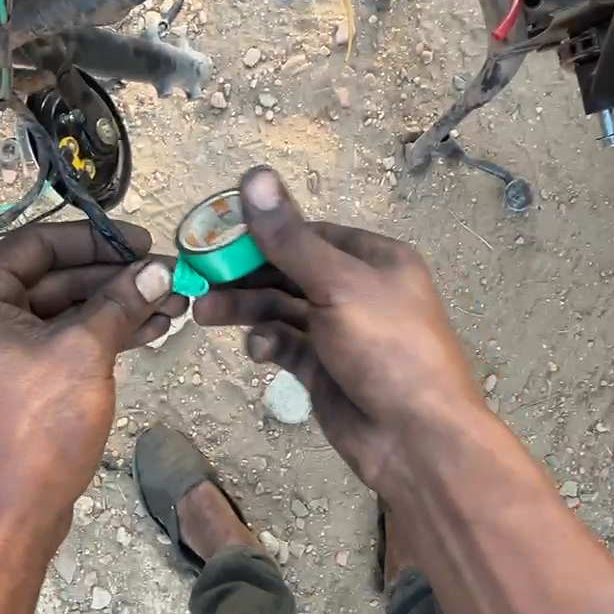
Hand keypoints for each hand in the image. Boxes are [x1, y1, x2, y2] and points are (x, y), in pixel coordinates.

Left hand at [0, 221, 183, 550]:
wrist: (5, 521)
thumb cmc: (35, 430)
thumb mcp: (84, 354)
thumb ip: (120, 303)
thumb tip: (160, 270)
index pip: (36, 245)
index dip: (95, 240)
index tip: (145, 243)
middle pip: (51, 279)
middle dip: (113, 280)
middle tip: (167, 278)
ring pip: (60, 314)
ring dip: (114, 309)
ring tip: (172, 308)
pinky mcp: (9, 382)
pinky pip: (56, 343)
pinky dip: (97, 337)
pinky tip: (147, 332)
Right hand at [192, 167, 484, 499]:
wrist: (415, 437)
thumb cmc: (386, 347)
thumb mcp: (337, 283)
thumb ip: (290, 238)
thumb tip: (254, 176)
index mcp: (374, 259)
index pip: (309, 234)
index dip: (263, 232)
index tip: (217, 234)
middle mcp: (357, 290)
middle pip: (289, 271)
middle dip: (245, 275)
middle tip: (198, 276)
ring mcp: (339, 332)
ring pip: (282, 309)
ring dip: (245, 308)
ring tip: (203, 313)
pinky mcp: (323, 369)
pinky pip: (287, 345)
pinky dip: (268, 343)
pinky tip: (258, 351)